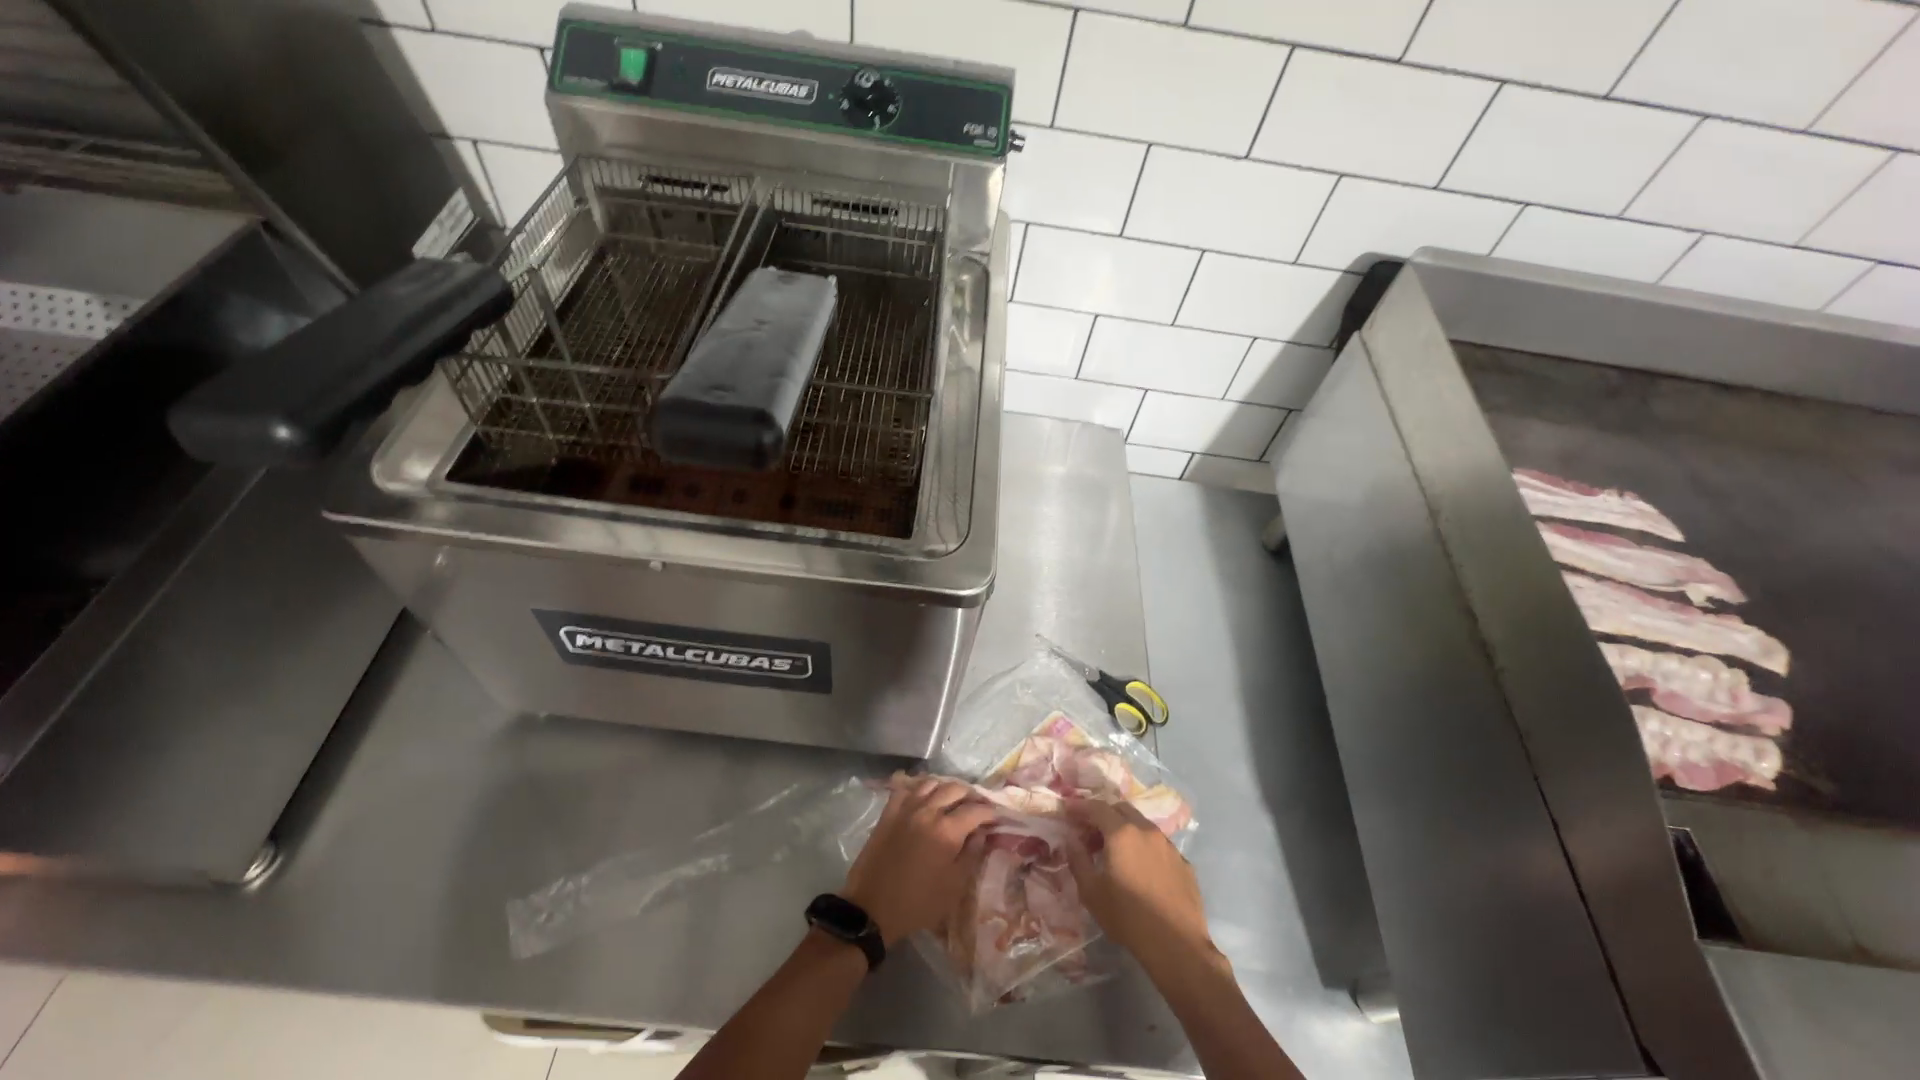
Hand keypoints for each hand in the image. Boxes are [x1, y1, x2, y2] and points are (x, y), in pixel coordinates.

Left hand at [841, 774, 997, 945]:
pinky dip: (919, 786)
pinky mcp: (888, 812)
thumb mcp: (954, 886)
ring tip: (954, 799)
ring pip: (931, 783)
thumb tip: (982, 833)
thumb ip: (971, 855)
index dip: (990, 812)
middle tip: (978, 807)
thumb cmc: (918, 903)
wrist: (872, 907)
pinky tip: (926, 795)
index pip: (976, 810)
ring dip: (947, 788)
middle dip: (972, 796)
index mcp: (947, 831)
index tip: (996, 818)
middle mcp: (928, 811)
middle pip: (955, 789)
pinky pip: (906, 787)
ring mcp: (906, 809)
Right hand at [1065, 799, 1221, 970]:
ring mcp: (1169, 846)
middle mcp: (1148, 832)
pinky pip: (1158, 845)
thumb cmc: (1127, 916)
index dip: (1080, 806)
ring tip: (1114, 851)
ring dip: (1125, 830)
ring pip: (1143, 826)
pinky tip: (1140, 869)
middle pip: (1122, 809)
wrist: (1175, 943)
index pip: (1098, 807)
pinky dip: (1143, 847)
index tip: (1068, 811)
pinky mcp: (1184, 863)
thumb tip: (1071, 839)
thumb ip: (1078, 859)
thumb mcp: (1091, 891)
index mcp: (1123, 834)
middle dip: (1103, 814)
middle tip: (1089, 832)